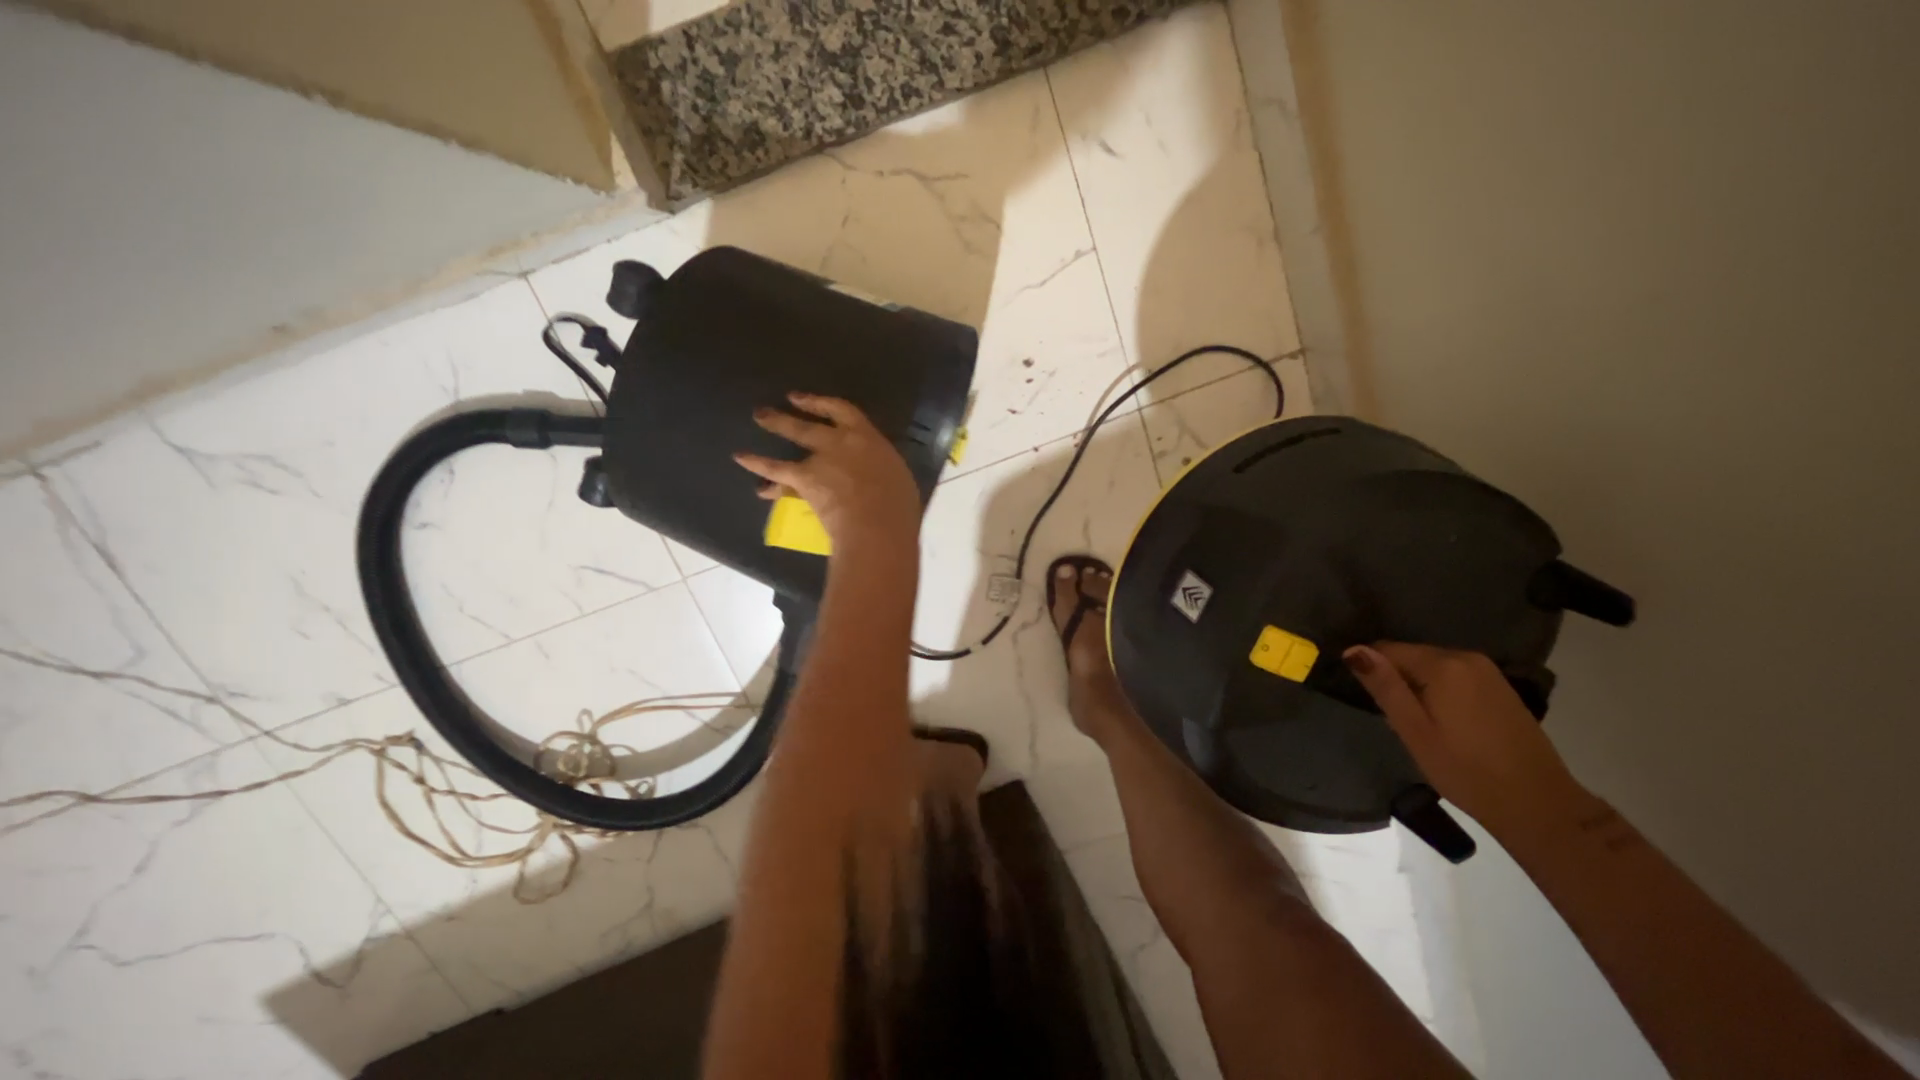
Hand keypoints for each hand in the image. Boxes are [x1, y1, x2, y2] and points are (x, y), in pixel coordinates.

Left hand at [734, 393, 921, 552]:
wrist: (877, 522)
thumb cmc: (898, 505)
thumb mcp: (896, 478)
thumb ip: (881, 470)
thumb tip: (877, 477)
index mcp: (868, 438)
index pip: (843, 411)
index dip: (820, 403)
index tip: (801, 399)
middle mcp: (841, 442)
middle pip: (810, 423)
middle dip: (789, 415)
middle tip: (765, 412)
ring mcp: (820, 459)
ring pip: (791, 438)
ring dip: (772, 428)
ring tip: (752, 431)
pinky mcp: (804, 478)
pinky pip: (776, 471)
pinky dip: (759, 466)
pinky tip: (746, 468)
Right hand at [1343, 643, 1591, 837]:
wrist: (1535, 801)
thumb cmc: (1465, 770)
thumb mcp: (1414, 731)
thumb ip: (1385, 687)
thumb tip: (1354, 650)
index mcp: (1443, 665)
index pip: (1387, 649)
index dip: (1371, 671)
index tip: (1368, 700)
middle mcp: (1467, 657)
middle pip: (1413, 656)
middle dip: (1396, 679)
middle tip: (1395, 720)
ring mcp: (1489, 671)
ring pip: (1434, 667)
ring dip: (1419, 687)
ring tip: (1417, 724)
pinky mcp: (1501, 687)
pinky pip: (1456, 677)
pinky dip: (1442, 692)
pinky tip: (1445, 723)